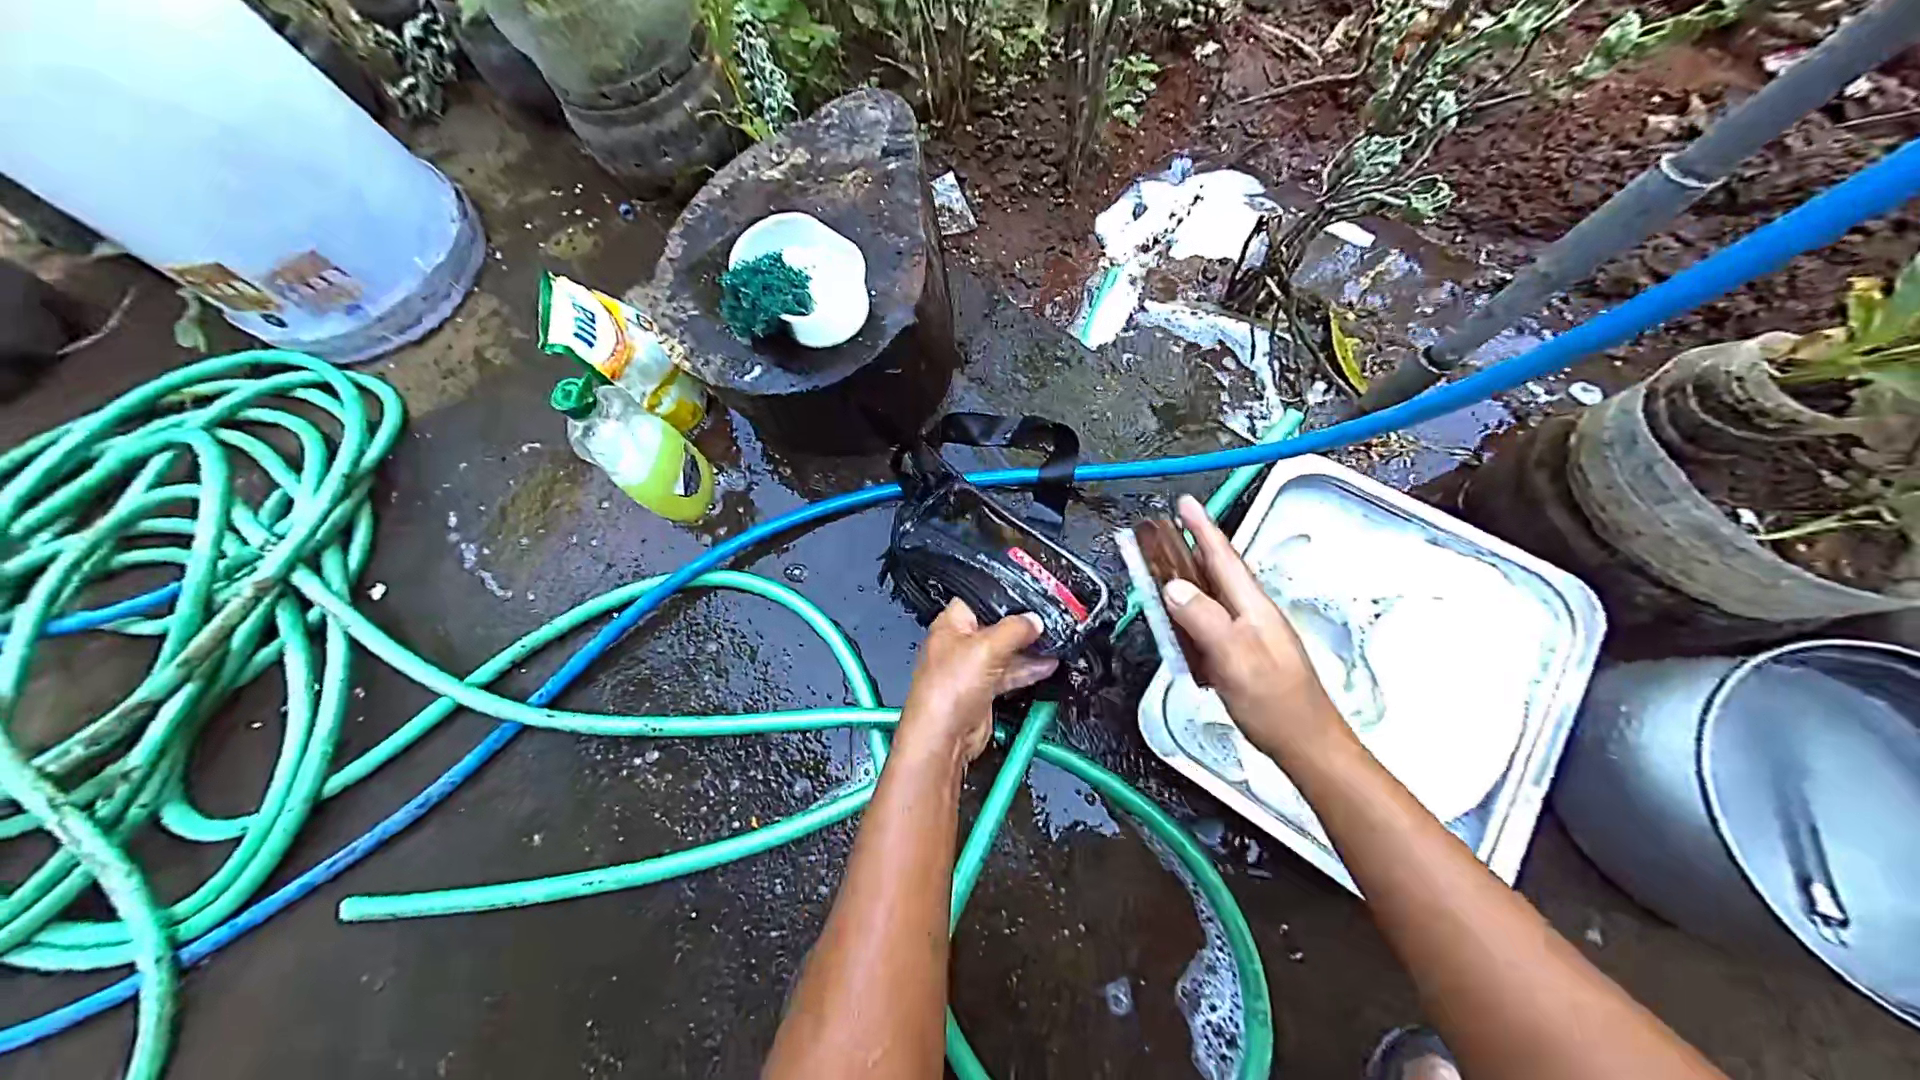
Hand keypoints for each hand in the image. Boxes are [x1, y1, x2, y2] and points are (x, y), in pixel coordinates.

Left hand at [896, 600, 1058, 768]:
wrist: (944, 737)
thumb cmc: (946, 691)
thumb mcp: (987, 648)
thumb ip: (1014, 629)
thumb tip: (1033, 619)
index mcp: (951, 625)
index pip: (980, 600)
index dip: (1004, 599)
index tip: (1030, 599)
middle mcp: (960, 645)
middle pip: (996, 627)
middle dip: (1021, 626)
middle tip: (1047, 622)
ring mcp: (971, 669)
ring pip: (1006, 652)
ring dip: (1029, 649)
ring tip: (1054, 642)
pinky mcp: (983, 690)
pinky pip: (1009, 674)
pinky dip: (1027, 670)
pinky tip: (1047, 665)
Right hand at [1162, 495, 1351, 765]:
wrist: (1305, 743)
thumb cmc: (1278, 705)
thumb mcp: (1236, 658)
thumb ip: (1205, 619)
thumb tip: (1174, 588)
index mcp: (1253, 607)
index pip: (1223, 557)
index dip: (1201, 528)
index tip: (1184, 505)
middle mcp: (1252, 614)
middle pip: (1216, 571)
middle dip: (1190, 546)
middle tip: (1165, 532)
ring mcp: (1249, 633)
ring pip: (1212, 594)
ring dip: (1188, 578)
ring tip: (1164, 570)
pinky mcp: (1243, 652)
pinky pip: (1210, 620)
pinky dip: (1190, 611)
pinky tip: (1180, 620)